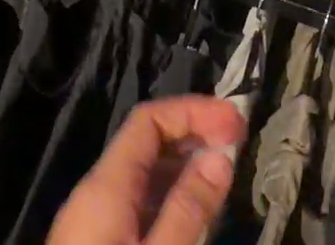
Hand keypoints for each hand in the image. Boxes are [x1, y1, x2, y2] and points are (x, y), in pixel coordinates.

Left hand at [47, 95, 246, 244]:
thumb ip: (189, 208)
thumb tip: (221, 155)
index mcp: (105, 187)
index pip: (149, 121)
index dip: (194, 112)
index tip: (236, 123)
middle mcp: (96, 195)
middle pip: (147, 144)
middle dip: (194, 136)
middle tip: (238, 148)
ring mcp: (95, 223)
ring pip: (144, 176)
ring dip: (186, 168)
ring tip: (225, 180)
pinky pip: (139, 205)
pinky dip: (172, 198)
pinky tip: (197, 217)